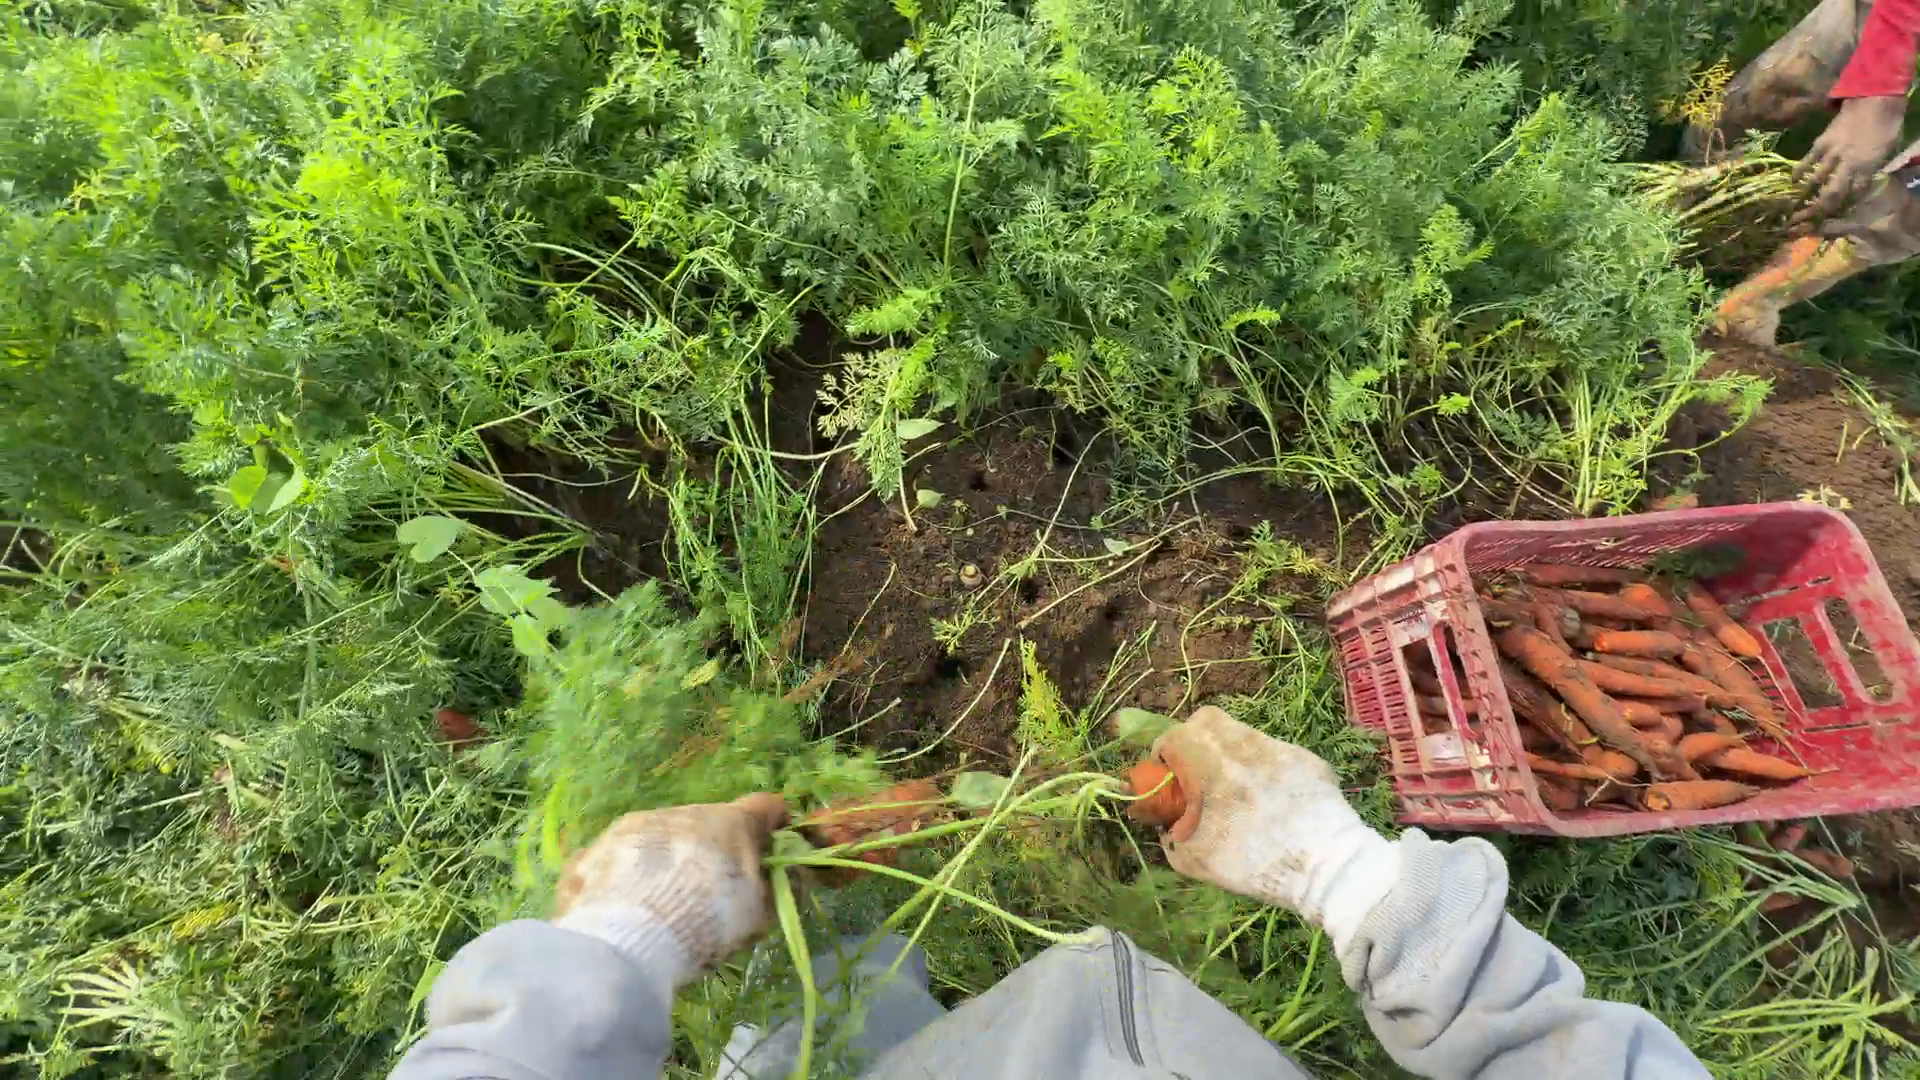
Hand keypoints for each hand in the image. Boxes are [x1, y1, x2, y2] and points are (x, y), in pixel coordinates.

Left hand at [553, 793, 787, 985]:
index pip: (766, 806)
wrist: (626, 941)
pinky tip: (623, 909)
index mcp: (732, 821)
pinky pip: (624, 857)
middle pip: (712, 823)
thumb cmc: (707, 920)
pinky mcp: (600, 846)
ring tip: (659, 907)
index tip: (774, 848)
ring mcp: (641, 824)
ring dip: (671, 859)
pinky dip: (628, 875)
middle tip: (711, 893)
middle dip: (716, 849)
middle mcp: (689, 811)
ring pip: (666, 837)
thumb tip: (798, 875)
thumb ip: (782, 888)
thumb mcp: (759, 913)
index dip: (774, 824)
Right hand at [1149, 707, 1399, 949]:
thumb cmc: (1252, 862)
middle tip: (1200, 778)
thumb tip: (1167, 824)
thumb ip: (1169, 834)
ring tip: (1241, 795)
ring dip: (1232, 756)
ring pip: (1241, 736)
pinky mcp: (1307, 759)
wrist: (1327, 869)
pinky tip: (1277, 805)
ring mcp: (1277, 746)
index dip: (1164, 761)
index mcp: (1205, 758)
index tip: (1172, 785)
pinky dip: (1267, 772)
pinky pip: (1275, 757)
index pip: (1169, 739)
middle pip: (1204, 723)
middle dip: (1195, 744)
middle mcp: (1239, 740)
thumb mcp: (1192, 859)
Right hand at [1793, 96, 1906, 227]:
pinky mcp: (1820, 146)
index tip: (1842, 208)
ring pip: (1817, 178)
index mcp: (1869, 163)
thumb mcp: (1891, 144)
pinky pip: (1806, 162)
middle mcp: (1849, 162)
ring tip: (1799, 201)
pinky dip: (1798, 173)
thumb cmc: (1888, 123)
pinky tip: (1792, 181)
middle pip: (1833, 190)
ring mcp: (1832, 154)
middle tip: (1814, 215)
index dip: (1850, 199)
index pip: (1857, 188)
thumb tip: (1865, 176)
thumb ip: (1875, 162)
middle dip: (1824, 205)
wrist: (1876, 101)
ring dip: (1808, 191)